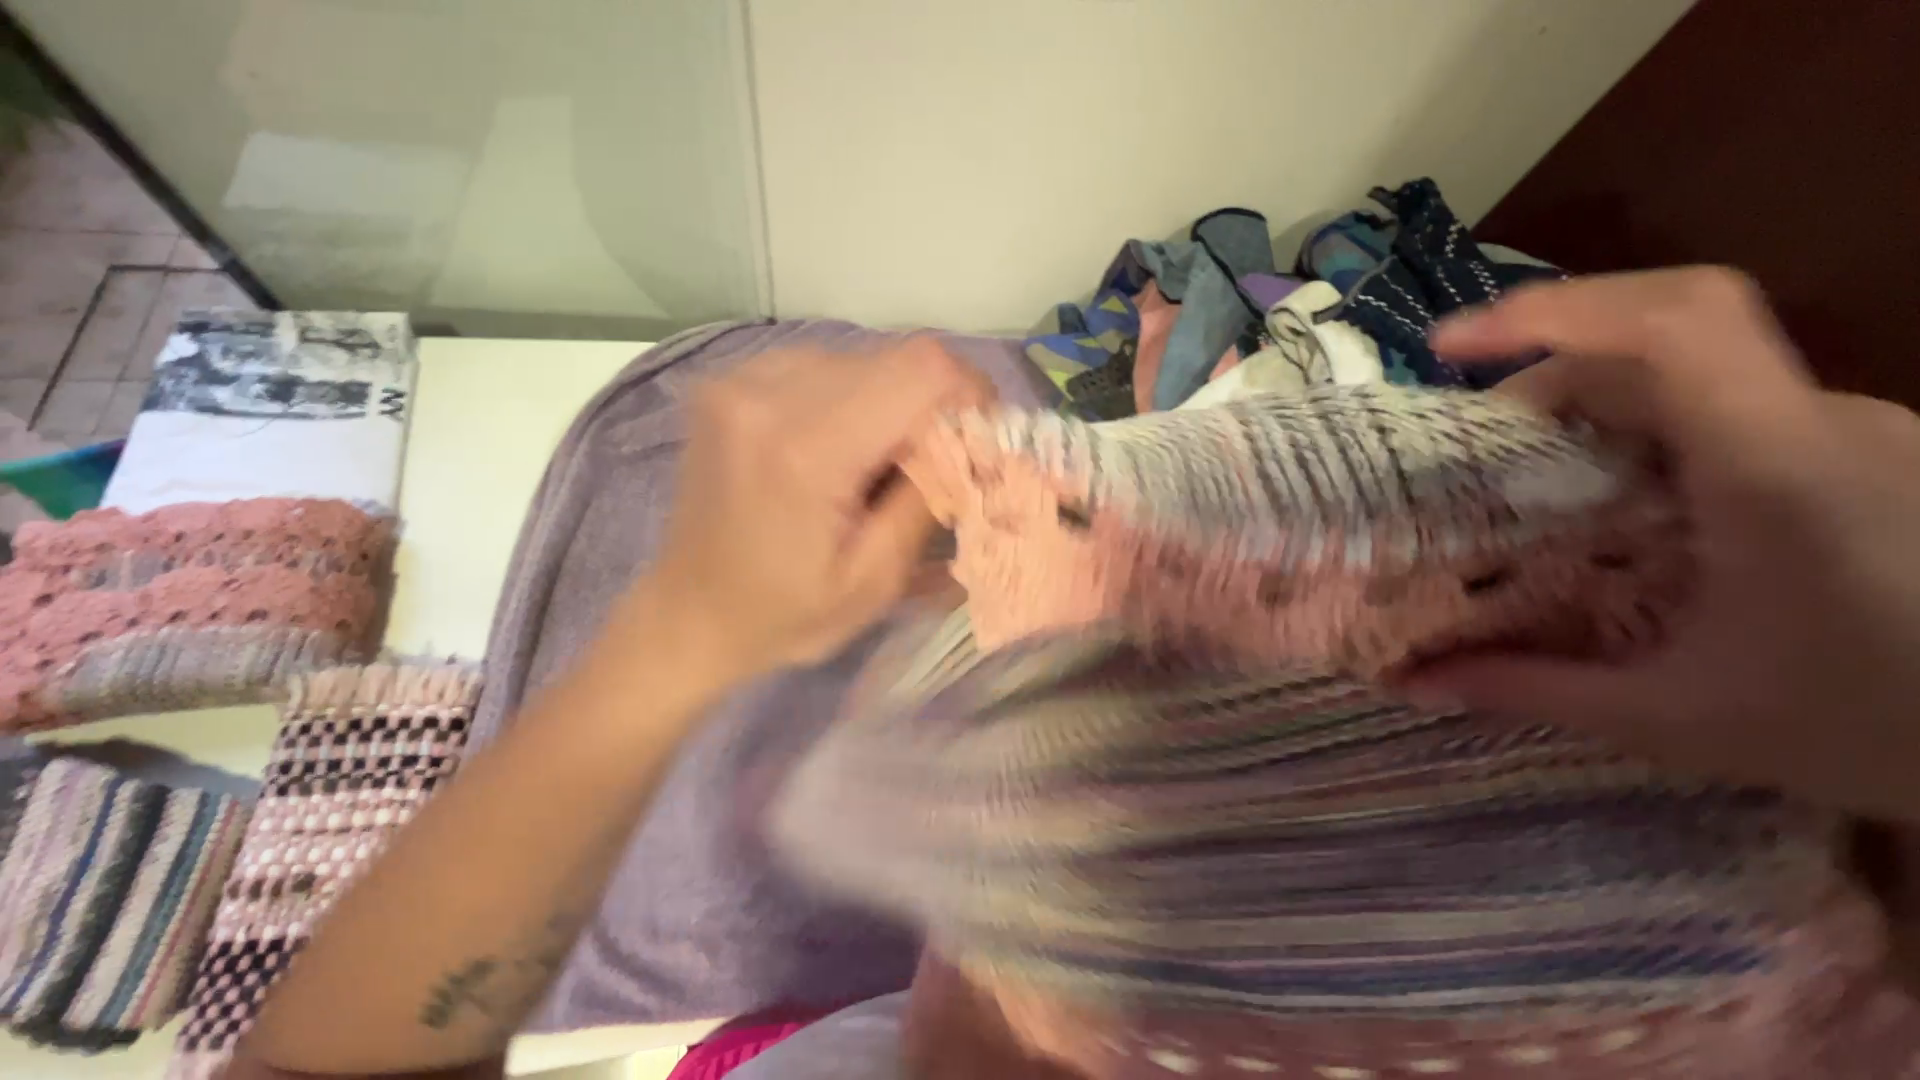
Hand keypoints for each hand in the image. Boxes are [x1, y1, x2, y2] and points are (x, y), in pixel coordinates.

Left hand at [627, 337, 992, 687]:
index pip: (921, 370)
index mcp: (805, 449)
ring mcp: (740, 379)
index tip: (977, 443)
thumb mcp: (875, 579)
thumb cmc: (783, 615)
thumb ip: (930, 496)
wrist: (686, 616)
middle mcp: (766, 394)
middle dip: (932, 408)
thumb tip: (973, 438)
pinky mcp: (729, 381)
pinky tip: (839, 450)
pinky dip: (850, 400)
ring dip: (890, 404)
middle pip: (897, 359)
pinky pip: (822, 366)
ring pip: (862, 358)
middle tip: (933, 466)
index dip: (969, 395)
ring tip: (878, 466)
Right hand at [1407, 267, 1919, 821]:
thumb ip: (1537, 689)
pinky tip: (1615, 503)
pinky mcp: (1857, 454)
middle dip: (1541, 377)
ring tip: (1526, 476)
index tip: (1451, 346)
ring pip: (1691, 377)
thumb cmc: (1881, 727)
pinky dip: (1641, 433)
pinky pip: (1726, 412)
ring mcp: (1846, 433)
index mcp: (1774, 468)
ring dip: (1591, 406)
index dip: (1553, 310)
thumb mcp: (1681, 720)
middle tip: (1469, 444)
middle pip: (1655, 345)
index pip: (1673, 324)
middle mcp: (1818, 424)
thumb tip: (1412, 682)